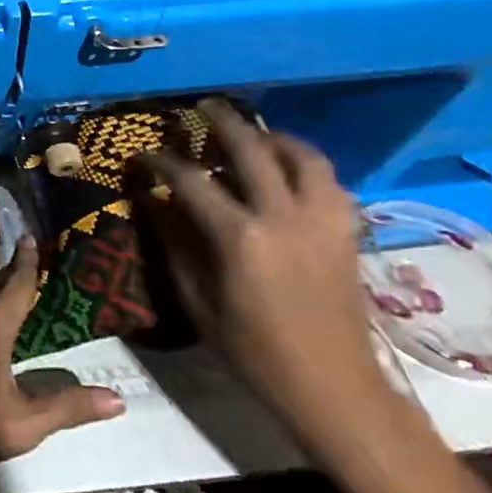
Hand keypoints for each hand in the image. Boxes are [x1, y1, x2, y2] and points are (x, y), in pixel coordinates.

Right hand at [142, 100, 383, 418]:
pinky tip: (289, 171)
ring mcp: (322, 218)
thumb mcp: (199, 305)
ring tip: (255, 134)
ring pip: (301, 154)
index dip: (163, 162)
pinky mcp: (346, 228)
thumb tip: (155, 202)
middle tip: (204, 107)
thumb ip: (176, 246)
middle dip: (223, 121)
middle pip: (252, 148)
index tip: (145, 154)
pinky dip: (305, 163)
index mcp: (241, 239)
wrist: (332, 385)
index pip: (192, 181)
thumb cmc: (255, 352)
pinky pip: (328, 178)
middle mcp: (284, 215)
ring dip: (273, 136)